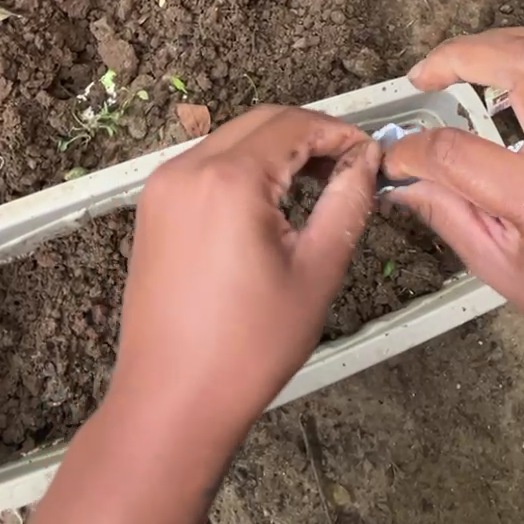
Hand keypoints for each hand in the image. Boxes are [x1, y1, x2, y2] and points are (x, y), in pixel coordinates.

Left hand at [112, 105, 380, 438]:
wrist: (170, 401)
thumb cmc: (250, 345)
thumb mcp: (316, 271)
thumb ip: (347, 202)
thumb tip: (366, 159)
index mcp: (228, 179)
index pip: (294, 124)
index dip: (338, 132)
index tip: (370, 154)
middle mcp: (187, 168)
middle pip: (261, 121)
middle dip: (310, 134)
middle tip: (348, 167)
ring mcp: (163, 186)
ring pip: (232, 138)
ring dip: (277, 148)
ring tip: (317, 184)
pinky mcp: (154, 207)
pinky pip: (207, 164)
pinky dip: (245, 167)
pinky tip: (271, 200)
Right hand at [384, 28, 523, 358]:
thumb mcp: (496, 268)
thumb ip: (443, 213)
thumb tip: (398, 178)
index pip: (460, 153)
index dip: (413, 151)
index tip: (395, 157)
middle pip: (522, 64)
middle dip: (459, 56)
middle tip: (423, 75)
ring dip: (497, 41)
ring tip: (460, 62)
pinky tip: (507, 64)